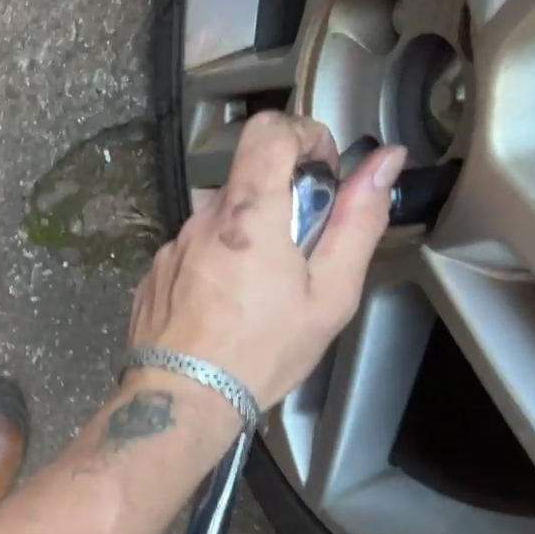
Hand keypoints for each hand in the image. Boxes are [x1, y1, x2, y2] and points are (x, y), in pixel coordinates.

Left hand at [132, 112, 405, 407]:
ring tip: (259, 291)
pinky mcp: (152, 278)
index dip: (302, 136)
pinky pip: (190, 254)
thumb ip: (358, 220)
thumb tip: (382, 164)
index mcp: (247, 217)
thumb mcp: (329, 293)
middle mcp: (199, 225)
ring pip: (216, 223)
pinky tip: (224, 307)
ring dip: (244, 239)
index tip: (320, 169)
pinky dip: (212, 265)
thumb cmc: (256, 355)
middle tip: (298, 251)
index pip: (267, 133)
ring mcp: (169, 252)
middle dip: (280, 202)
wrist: (181, 400)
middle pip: (245, 182)